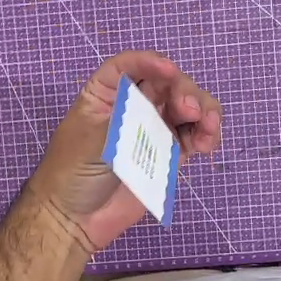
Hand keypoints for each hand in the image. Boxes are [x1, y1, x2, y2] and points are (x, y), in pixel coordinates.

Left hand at [24, 51, 222, 255]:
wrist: (75, 219)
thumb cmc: (72, 171)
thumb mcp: (94, 136)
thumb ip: (131, 114)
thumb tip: (162, 98)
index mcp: (105, 94)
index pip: (130, 66)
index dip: (150, 62)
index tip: (169, 70)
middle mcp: (132, 106)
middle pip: (166, 83)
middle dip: (184, 90)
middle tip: (189, 110)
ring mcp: (152, 129)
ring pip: (186, 107)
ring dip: (203, 109)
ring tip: (208, 125)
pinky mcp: (167, 154)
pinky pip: (193, 136)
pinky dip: (205, 134)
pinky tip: (207, 142)